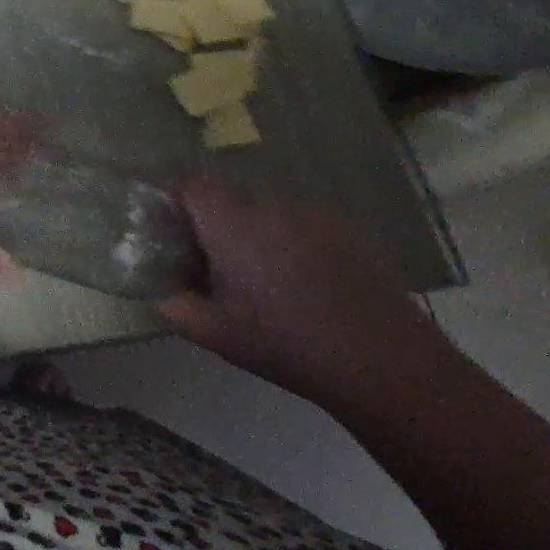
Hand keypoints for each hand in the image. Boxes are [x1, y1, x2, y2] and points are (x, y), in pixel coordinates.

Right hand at [157, 182, 454, 400]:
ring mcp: (316, 219)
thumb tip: (163, 287)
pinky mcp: (349, 235)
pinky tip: (301, 286)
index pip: (190, 185)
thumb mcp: (211, 332)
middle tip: (212, 264)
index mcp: (232, 224)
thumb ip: (173, 302)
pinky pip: (301, 228)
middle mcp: (272, 209)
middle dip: (212, 223)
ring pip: (266, 214)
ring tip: (261, 280)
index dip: (174, 200)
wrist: (387, 365)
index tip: (170, 231)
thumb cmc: (285, 344)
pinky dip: (290, 245)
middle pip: (228, 198)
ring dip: (252, 234)